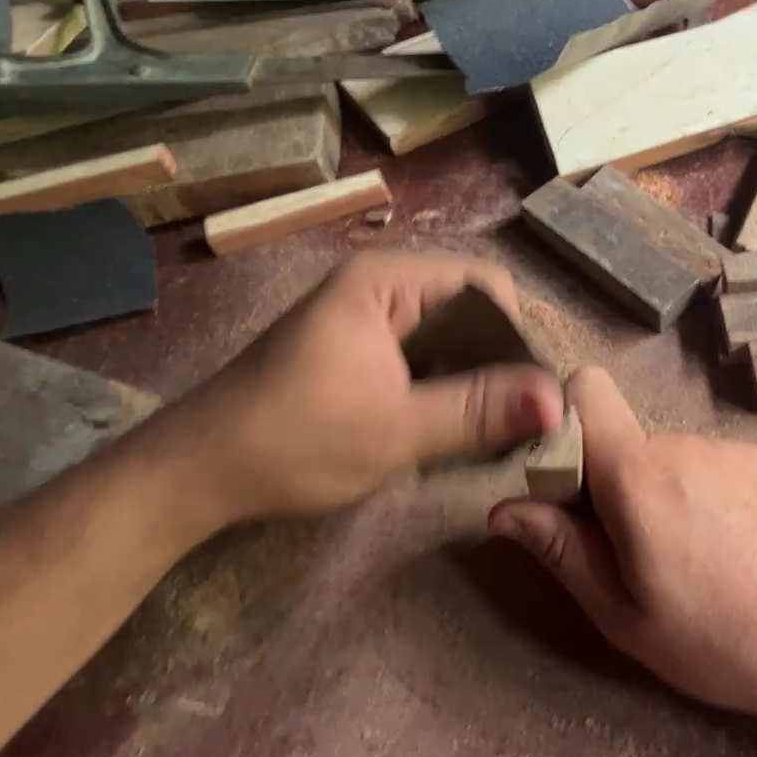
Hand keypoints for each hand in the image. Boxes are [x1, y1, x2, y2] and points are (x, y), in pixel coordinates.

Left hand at [133, 252, 564, 540]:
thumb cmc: (292, 442)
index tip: (526, 395)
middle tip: (516, 422)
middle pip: (473, 310)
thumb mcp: (396, 429)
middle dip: (499, 363)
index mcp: (387, 280)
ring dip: (475, 382)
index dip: (516, 335)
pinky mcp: (360, 350)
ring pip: (452, 338)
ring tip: (490, 432)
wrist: (195, 476)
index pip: (487, 285)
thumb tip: (560, 400)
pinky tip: (451, 430)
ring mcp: (368, 318)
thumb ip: (480, 410)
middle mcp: (381, 286)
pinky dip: (447, 390)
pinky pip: (427, 358)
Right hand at [486, 367, 756, 718]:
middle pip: (623, 439)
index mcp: (640, 476)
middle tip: (634, 552)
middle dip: (613, 483)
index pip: (586, 390)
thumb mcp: (622, 614)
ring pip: (667, 455)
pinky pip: (708, 464)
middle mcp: (684, 443)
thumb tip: (503, 508)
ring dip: (660, 492)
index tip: (567, 483)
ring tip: (690, 556)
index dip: (563, 422)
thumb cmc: (717, 640)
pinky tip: (729, 546)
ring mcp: (731, 447)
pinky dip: (700, 493)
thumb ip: (561, 550)